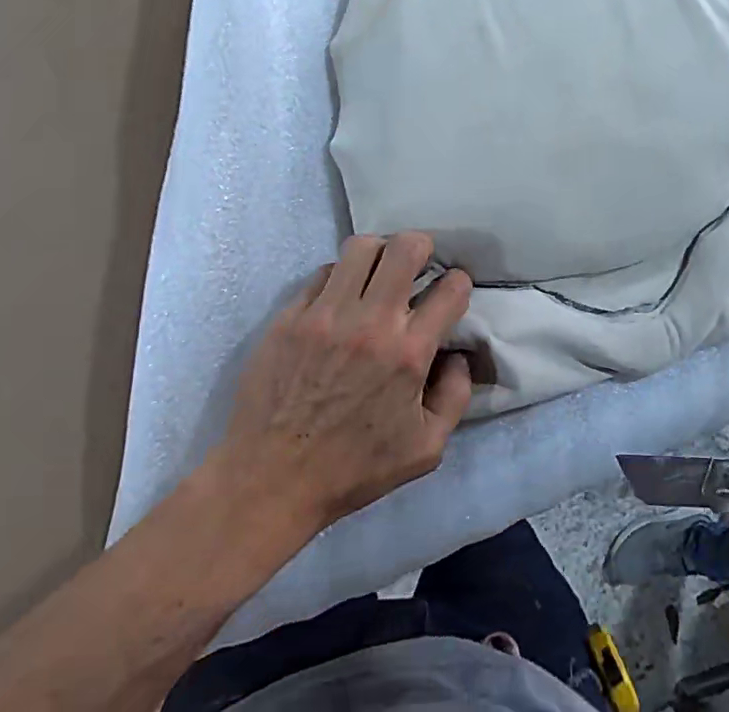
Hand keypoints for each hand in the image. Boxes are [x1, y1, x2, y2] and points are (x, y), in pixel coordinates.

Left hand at [209, 232, 474, 540]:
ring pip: (360, 248)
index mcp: (409, 354)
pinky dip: (340, 277)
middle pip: (404, 249)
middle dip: (421, 248)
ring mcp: (325, 317)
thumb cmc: (354, 468)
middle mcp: (370, 324)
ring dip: (379, 254)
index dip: (459, 283)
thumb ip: (455, 396)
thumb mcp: (427, 448)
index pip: (451, 289)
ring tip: (378, 274)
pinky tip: (341, 300)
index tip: (452, 292)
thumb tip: (457, 355)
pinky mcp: (289, 319)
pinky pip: (322, 274)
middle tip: (418, 266)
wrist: (269, 481)